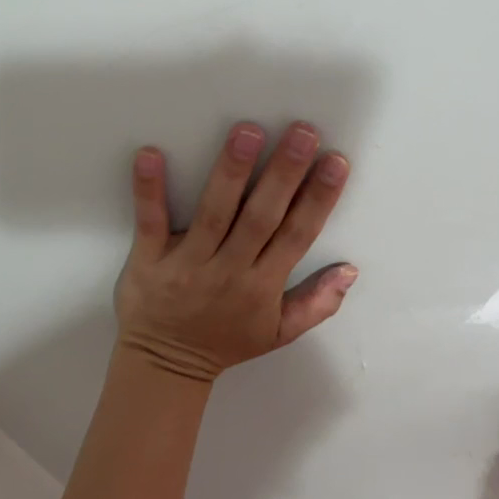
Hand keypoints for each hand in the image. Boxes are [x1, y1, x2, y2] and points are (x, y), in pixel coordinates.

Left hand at [115, 121, 354, 381]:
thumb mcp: (279, 333)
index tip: (336, 162)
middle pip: (261, 217)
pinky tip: (151, 155)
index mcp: (263, 286)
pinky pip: (150, 223)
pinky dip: (150, 191)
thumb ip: (317, 303)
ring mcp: (187, 264)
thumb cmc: (226, 343)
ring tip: (248, 132)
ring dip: (231, 172)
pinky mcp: (148, 261)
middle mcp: (229, 271)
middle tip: (302, 131)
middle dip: (284, 174)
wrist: (165, 367)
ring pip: (214, 214)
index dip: (319, 199)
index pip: (297, 236)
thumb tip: (350, 270)